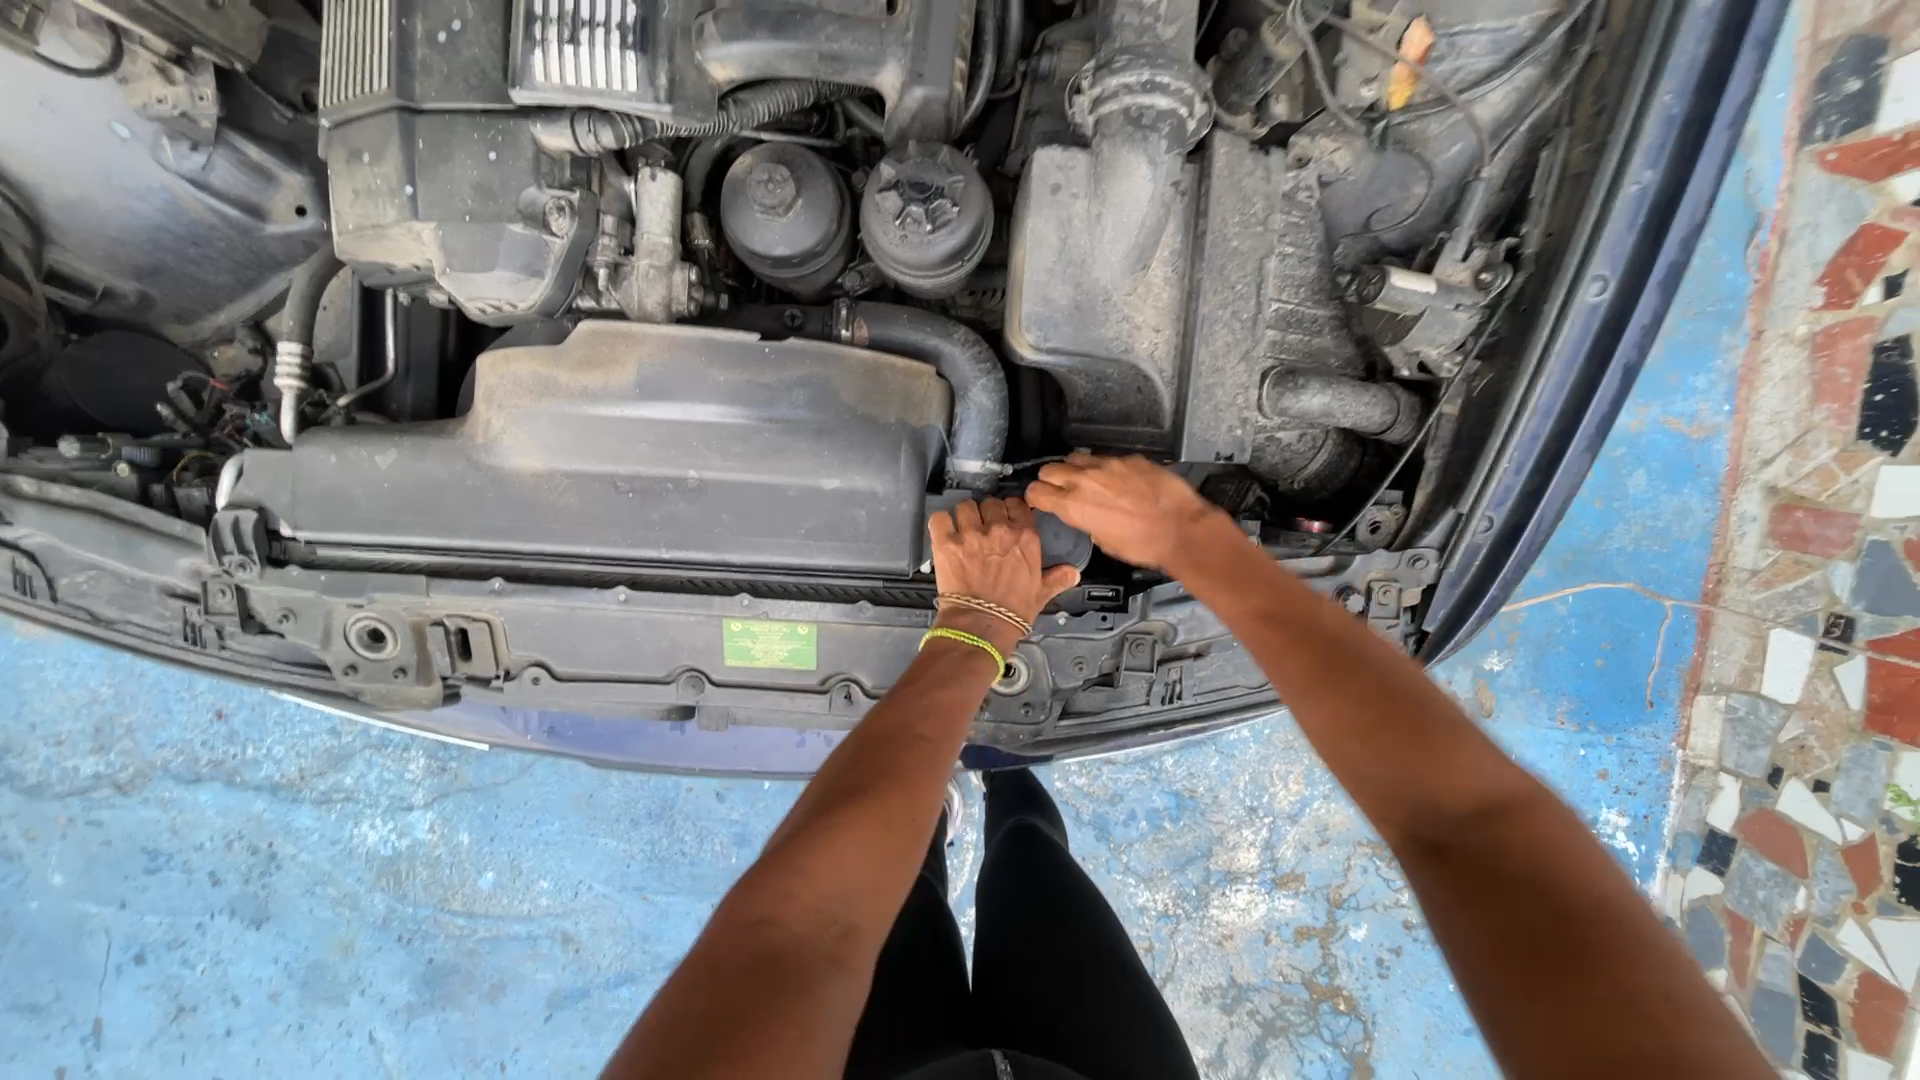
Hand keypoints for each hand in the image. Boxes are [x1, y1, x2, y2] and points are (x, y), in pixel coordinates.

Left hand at [927, 497, 1080, 651]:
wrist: (981, 627)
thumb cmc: (1011, 612)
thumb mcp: (1041, 593)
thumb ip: (1057, 578)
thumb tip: (1072, 573)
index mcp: (1024, 537)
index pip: (1017, 504)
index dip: (1009, 509)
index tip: (1005, 518)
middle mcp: (998, 530)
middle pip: (990, 503)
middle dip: (986, 513)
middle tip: (983, 529)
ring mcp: (970, 535)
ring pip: (965, 506)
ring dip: (964, 516)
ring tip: (962, 531)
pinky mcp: (946, 543)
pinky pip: (940, 517)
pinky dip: (941, 522)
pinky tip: (944, 533)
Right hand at [1025, 453, 1226, 568]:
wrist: (1180, 529)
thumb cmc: (1145, 543)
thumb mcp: (1105, 542)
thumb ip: (1086, 523)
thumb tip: (1086, 517)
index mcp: (1073, 506)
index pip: (1035, 491)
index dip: (1035, 496)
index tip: (1039, 499)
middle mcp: (1085, 480)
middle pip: (1048, 469)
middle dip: (1050, 479)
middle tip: (1059, 488)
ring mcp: (1107, 465)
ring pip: (1075, 458)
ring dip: (1075, 469)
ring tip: (1086, 480)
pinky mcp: (1129, 459)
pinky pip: (1106, 458)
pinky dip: (1105, 467)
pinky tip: (1117, 479)